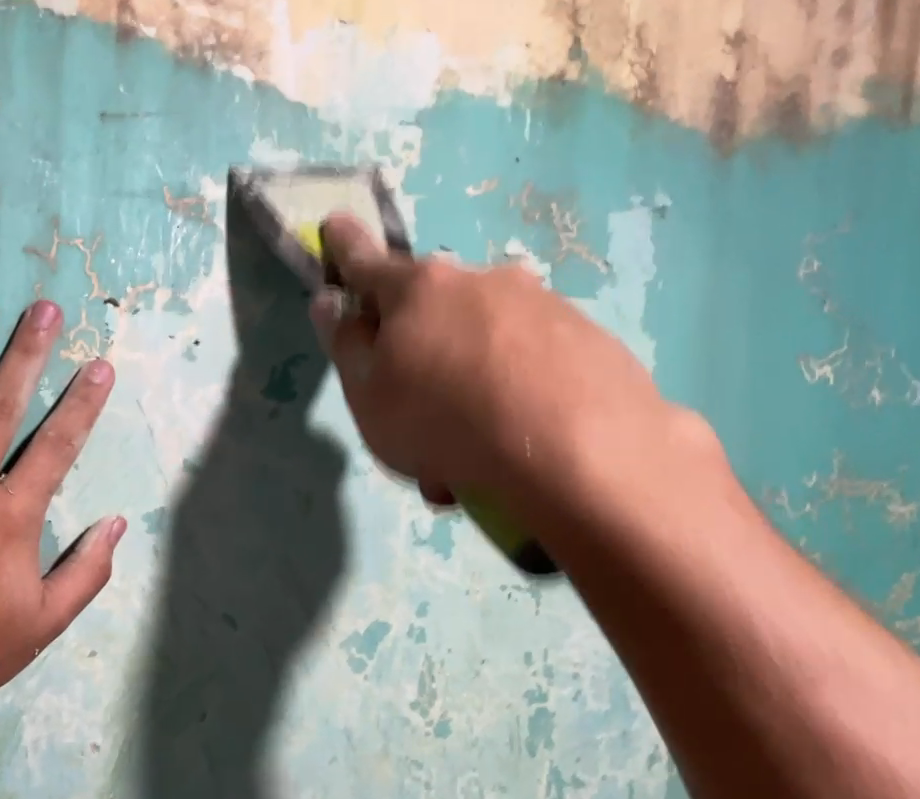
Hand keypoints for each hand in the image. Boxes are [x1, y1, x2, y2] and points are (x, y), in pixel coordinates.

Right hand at [309, 215, 697, 508]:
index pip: (366, 260)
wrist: (576, 454)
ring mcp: (541, 303)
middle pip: (432, 307)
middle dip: (418, 347)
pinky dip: (512, 394)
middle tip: (412, 411)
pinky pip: (527, 362)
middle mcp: (481, 280)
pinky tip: (512, 442)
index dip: (344, 246)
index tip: (334, 224)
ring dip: (466, 382)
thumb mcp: (367, 396)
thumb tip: (331, 302)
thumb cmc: (442, 422)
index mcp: (418, 289)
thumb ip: (346, 345)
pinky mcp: (588, 336)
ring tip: (466, 447)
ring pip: (482, 341)